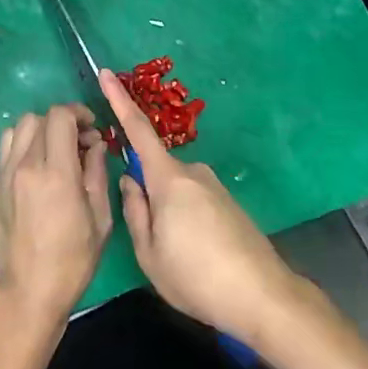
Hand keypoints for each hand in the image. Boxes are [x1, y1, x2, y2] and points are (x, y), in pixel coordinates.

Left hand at [0, 104, 111, 321]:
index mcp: (56, 173)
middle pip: (40, 117)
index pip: (60, 117)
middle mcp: (27, 166)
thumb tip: (95, 144)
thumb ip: (97, 172)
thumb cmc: (73, 259)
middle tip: (80, 142)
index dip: (79, 114)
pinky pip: (8, 145)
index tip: (92, 129)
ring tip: (57, 149)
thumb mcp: (100, 218)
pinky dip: (24, 142)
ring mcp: (7, 174)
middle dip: (64, 121)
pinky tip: (38, 162)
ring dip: (42, 129)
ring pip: (21, 126)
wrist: (28, 291)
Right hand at [100, 68, 300, 342]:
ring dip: (167, 214)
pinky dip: (186, 220)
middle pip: (156, 171)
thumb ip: (134, 211)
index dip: (119, 101)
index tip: (106, 74)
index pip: (137, 130)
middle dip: (146, 196)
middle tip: (152, 242)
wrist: (261, 294)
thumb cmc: (196, 276)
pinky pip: (193, 200)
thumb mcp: (149, 253)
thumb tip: (130, 182)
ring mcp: (213, 185)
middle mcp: (193, 171)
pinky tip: (195, 256)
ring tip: (178, 260)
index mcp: (169, 179)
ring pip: (175, 190)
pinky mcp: (228, 201)